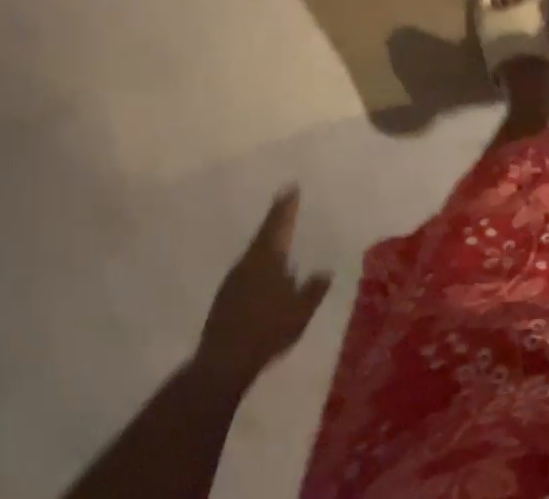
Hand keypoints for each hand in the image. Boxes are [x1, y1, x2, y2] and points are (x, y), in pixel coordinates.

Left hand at [195, 188, 331, 381]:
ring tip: (279, 240)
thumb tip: (324, 271)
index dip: (286, 207)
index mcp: (267, 260)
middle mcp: (248, 263)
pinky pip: (246, 271)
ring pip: (253, 254)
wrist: (224, 360)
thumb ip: (313, 289)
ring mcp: (233, 280)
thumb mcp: (300, 311)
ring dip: (266, 243)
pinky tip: (265, 275)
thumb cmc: (268, 331)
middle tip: (285, 206)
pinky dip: (258, 264)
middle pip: (264, 236)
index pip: (278, 225)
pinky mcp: (225, 297)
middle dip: (276, 221)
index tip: (290, 187)